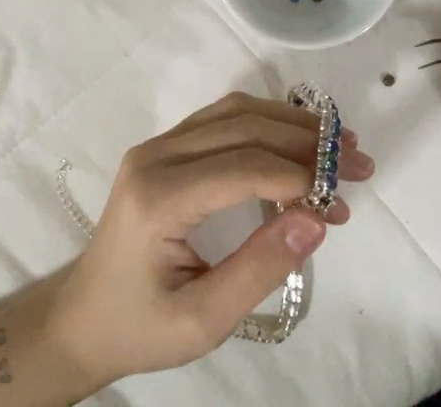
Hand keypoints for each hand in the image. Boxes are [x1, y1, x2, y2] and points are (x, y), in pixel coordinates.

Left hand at [47, 92, 373, 390]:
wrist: (82, 319)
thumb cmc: (140, 326)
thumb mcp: (203, 320)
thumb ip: (260, 268)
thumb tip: (316, 218)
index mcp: (159, 197)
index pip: (242, 166)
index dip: (297, 174)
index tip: (340, 198)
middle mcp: (155, 157)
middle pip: (243, 126)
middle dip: (306, 141)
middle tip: (358, 162)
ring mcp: (157, 147)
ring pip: (234, 112)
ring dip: (290, 123)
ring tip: (339, 144)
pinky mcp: (164, 150)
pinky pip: (221, 120)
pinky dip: (266, 124)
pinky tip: (298, 139)